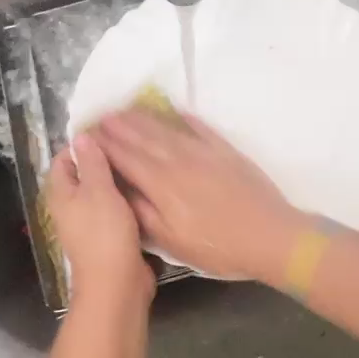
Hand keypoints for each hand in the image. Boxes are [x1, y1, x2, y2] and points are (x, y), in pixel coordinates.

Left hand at [44, 133, 154, 309]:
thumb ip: (91, 162)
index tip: (107, 134)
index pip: (63, 160)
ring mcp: (90, 225)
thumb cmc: (104, 233)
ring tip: (140, 164)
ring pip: (102, 195)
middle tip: (129, 146)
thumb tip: (80, 136)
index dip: (81, 145)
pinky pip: (116, 212)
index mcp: (61, 195)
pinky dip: (127, 201)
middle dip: (103, 161)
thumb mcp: (99, 190)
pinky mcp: (109, 238)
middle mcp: (71, 209)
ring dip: (118, 182)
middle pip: (83, 176)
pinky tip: (146, 192)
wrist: (117, 283)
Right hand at [93, 109, 307, 282]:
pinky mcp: (227, 153)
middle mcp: (179, 161)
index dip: (106, 146)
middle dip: (121, 127)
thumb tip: (119, 191)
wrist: (270, 236)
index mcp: (162, 185)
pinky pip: (202, 129)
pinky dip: (186, 119)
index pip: (126, 159)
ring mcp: (205, 154)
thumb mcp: (173, 241)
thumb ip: (144, 214)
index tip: (88, 135)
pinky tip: (176, 111)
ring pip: (168, 131)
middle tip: (102, 115)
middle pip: (144, 139)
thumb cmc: (219, 248)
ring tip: (127, 109)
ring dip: (145, 119)